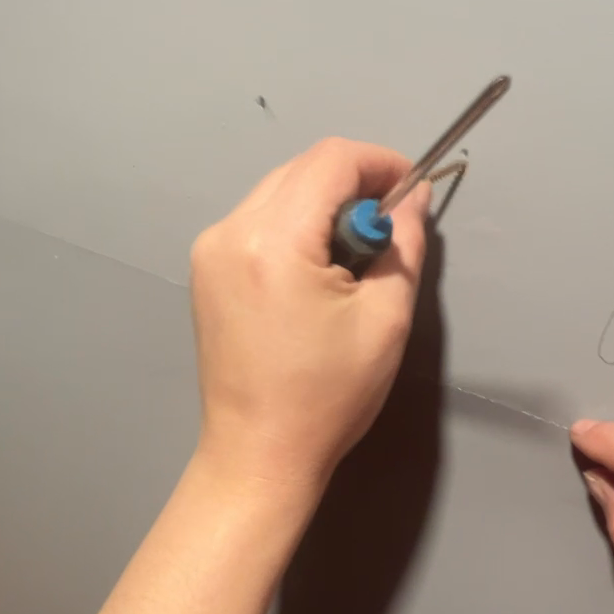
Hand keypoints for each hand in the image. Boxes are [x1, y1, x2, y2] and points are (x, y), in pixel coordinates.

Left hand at [188, 138, 431, 490]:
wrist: (257, 454)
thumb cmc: (326, 397)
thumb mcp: (384, 320)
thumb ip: (403, 245)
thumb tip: (409, 198)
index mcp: (272, 241)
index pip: (331, 158)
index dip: (380, 162)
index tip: (409, 192)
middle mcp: (228, 232)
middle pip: (300, 170)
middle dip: (351, 187)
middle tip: (383, 236)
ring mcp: (208, 253)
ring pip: (277, 194)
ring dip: (321, 209)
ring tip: (347, 265)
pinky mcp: (203, 274)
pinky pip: (256, 224)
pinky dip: (292, 230)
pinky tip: (310, 277)